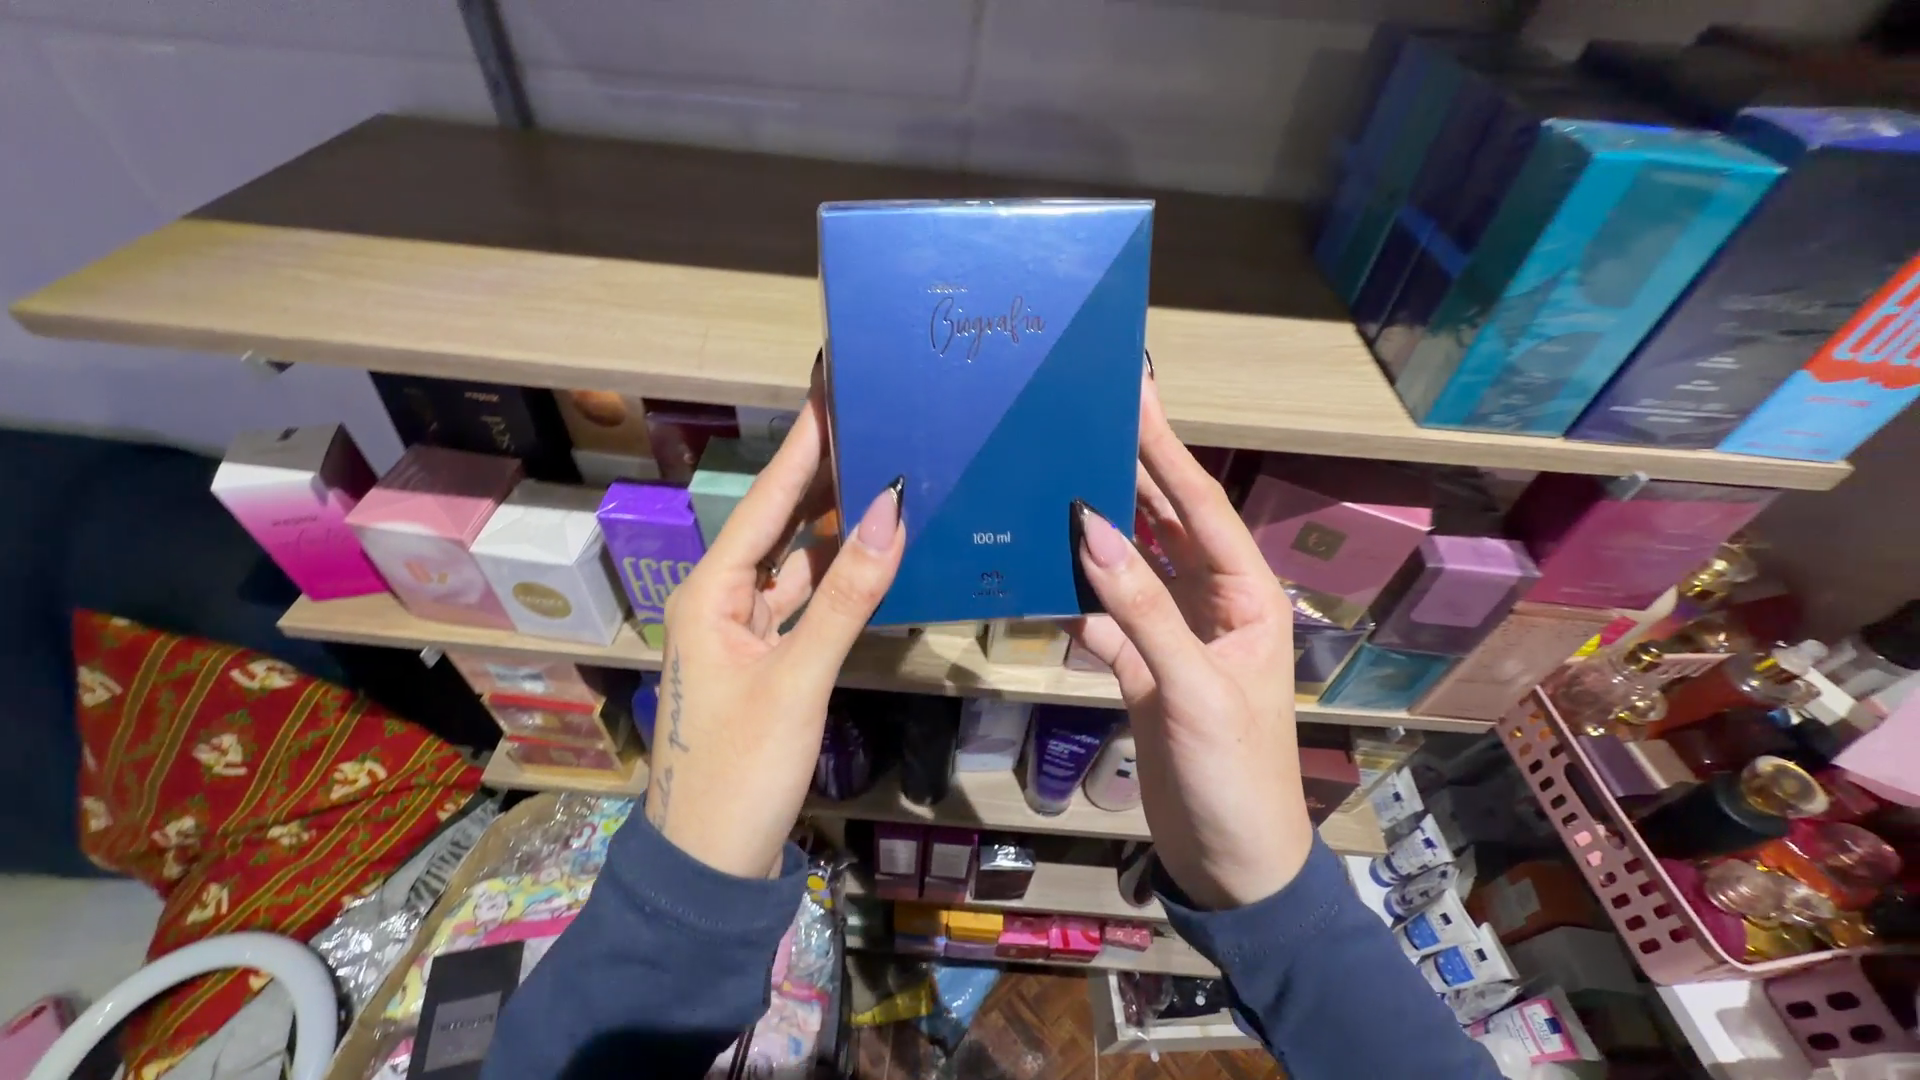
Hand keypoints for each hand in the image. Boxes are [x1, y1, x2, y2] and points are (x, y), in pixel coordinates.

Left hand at [645, 375, 905, 878]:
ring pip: (798, 562)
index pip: (768, 502)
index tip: (829, 390)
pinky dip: (840, 577)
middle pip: (781, 524)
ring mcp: (748, 631)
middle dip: (822, 475)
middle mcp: (725, 599)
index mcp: (711, 591)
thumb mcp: (796, 677)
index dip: (802, 445)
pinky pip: (809, 602)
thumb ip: (846, 594)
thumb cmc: (740, 768)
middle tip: (868, 420)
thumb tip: (889, 509)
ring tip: (880, 470)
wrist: (713, 862)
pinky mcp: (771, 660)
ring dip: (834, 524)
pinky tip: (871, 549)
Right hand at [1070, 378, 1312, 910]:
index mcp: (1245, 596)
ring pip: (1131, 567)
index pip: (1199, 507)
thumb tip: (1092, 529)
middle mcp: (1209, 604)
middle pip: (1164, 525)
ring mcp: (1172, 636)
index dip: (1166, 450)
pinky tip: (1045, 572)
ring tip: (1057, 477)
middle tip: (1086, 419)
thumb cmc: (1234, 775)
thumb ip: (1144, 611)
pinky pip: (1105, 618)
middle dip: (1131, 474)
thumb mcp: (1195, 690)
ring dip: (1098, 530)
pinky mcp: (1141, 668)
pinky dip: (1078, 597)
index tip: (1136, 396)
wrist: (1230, 862)